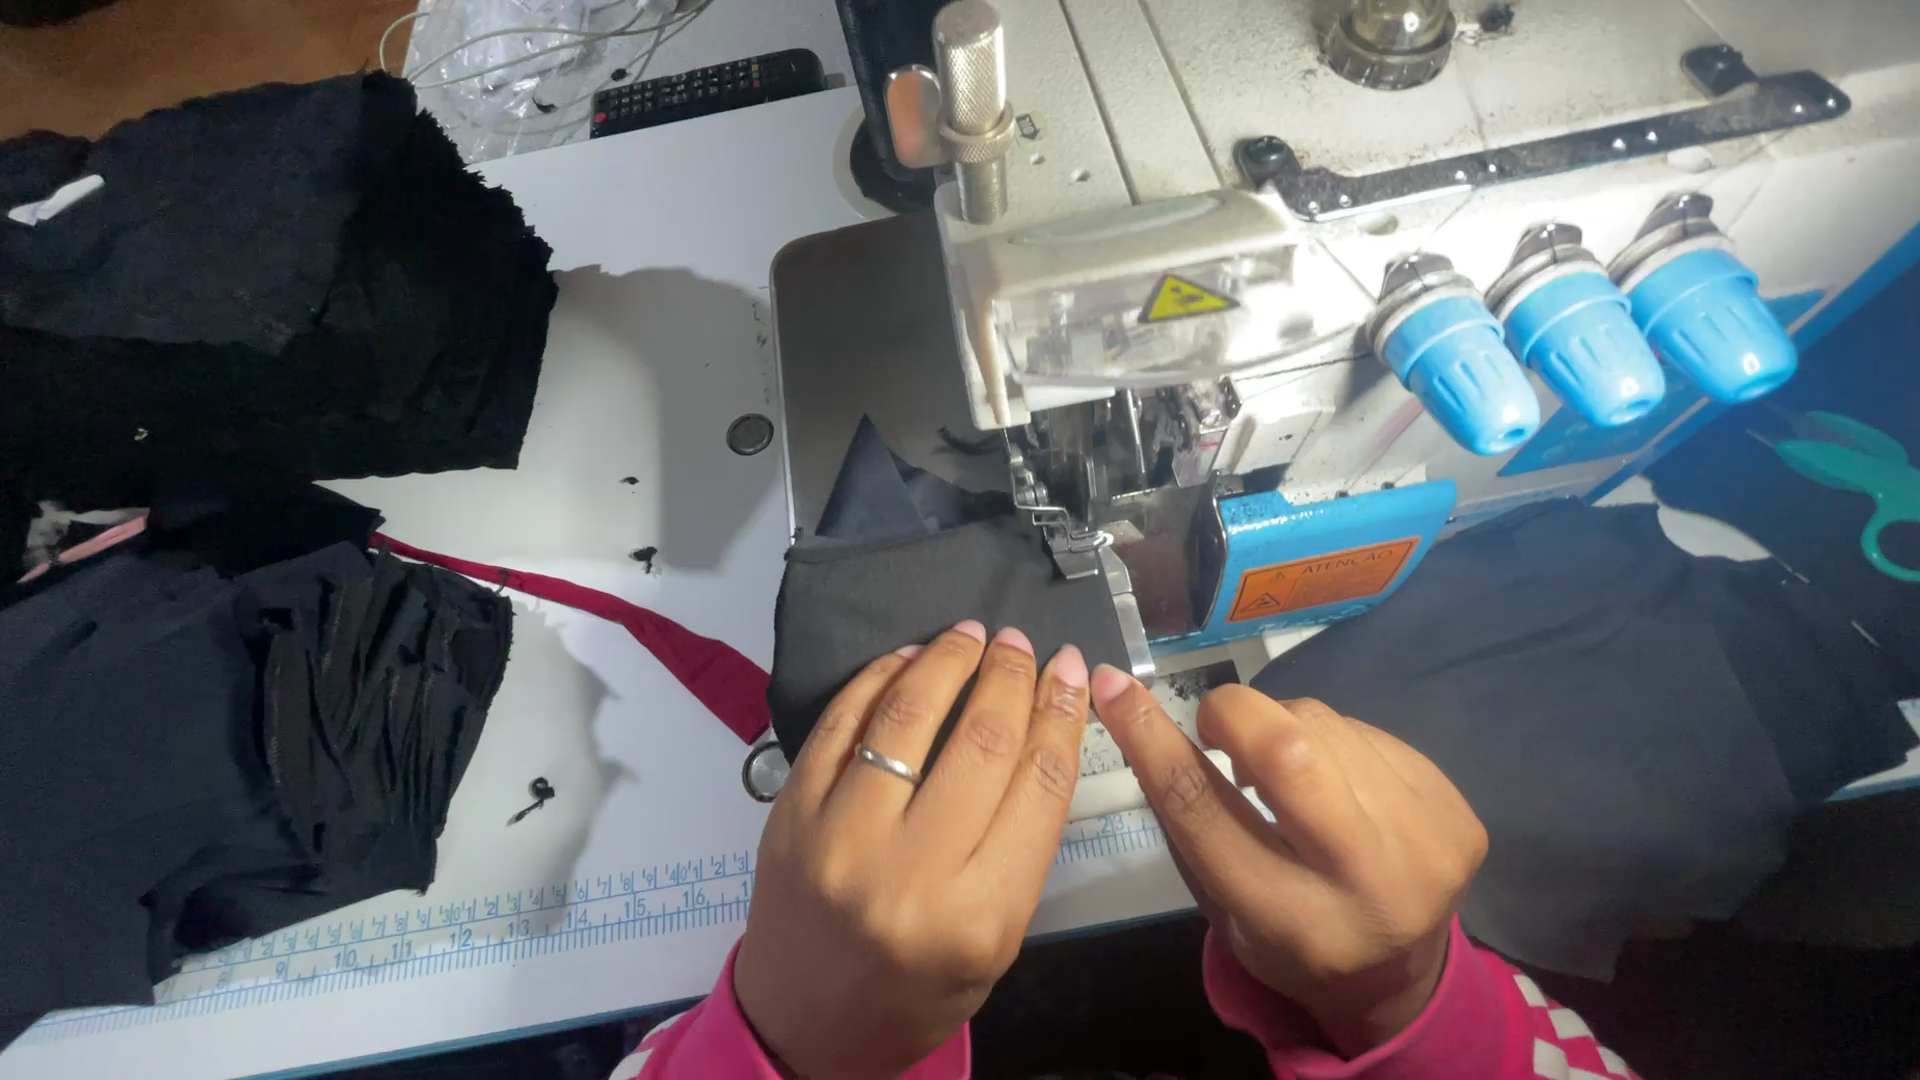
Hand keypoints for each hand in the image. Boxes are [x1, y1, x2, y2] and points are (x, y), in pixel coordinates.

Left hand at [735, 622, 1090, 1078]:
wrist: (805, 1025)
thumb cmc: (916, 988)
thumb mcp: (995, 935)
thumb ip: (1021, 838)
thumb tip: (1040, 726)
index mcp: (979, 915)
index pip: (1038, 782)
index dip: (1062, 711)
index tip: (1071, 667)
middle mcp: (911, 871)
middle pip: (981, 742)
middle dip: (1009, 677)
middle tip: (1020, 643)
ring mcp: (840, 836)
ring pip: (907, 718)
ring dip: (945, 661)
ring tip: (969, 635)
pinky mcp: (791, 812)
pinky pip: (841, 723)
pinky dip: (877, 678)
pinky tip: (906, 657)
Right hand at [1090, 670, 1485, 1057]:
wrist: (1399, 964)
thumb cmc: (1281, 927)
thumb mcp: (1214, 890)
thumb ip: (1178, 805)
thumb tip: (1125, 699)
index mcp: (1287, 920)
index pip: (1202, 807)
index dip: (1148, 737)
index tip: (1111, 685)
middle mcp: (1366, 884)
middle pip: (1287, 753)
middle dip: (1233, 714)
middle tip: (1219, 727)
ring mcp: (1425, 842)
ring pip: (1320, 722)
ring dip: (1282, 725)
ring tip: (1283, 768)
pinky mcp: (1454, 808)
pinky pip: (1360, 726)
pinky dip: (1325, 736)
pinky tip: (1331, 776)